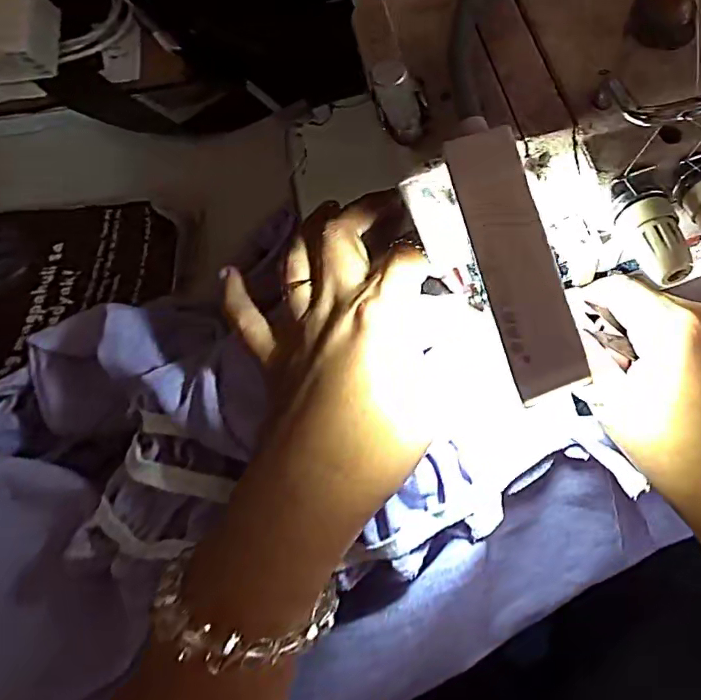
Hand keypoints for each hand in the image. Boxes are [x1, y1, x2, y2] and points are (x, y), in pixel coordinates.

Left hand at [218, 193, 434, 566]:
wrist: (307, 496)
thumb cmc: (379, 448)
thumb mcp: (435, 400)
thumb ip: (451, 359)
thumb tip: (467, 336)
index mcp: (378, 315)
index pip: (405, 258)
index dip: (430, 243)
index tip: (448, 239)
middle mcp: (334, 309)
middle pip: (341, 239)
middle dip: (365, 210)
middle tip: (389, 203)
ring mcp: (297, 330)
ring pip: (295, 263)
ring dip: (311, 230)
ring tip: (328, 209)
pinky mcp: (271, 358)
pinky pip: (246, 318)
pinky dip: (237, 293)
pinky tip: (233, 273)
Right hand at [575, 275, 700, 560]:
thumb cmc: (684, 458)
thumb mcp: (615, 404)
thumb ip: (589, 357)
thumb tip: (576, 331)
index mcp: (676, 327)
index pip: (620, 287)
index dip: (591, 298)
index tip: (580, 309)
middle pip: (648, 299)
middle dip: (623, 321)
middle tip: (610, 355)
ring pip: (674, 313)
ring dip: (653, 332)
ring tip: (648, 376)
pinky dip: (682, 342)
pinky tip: (675, 379)